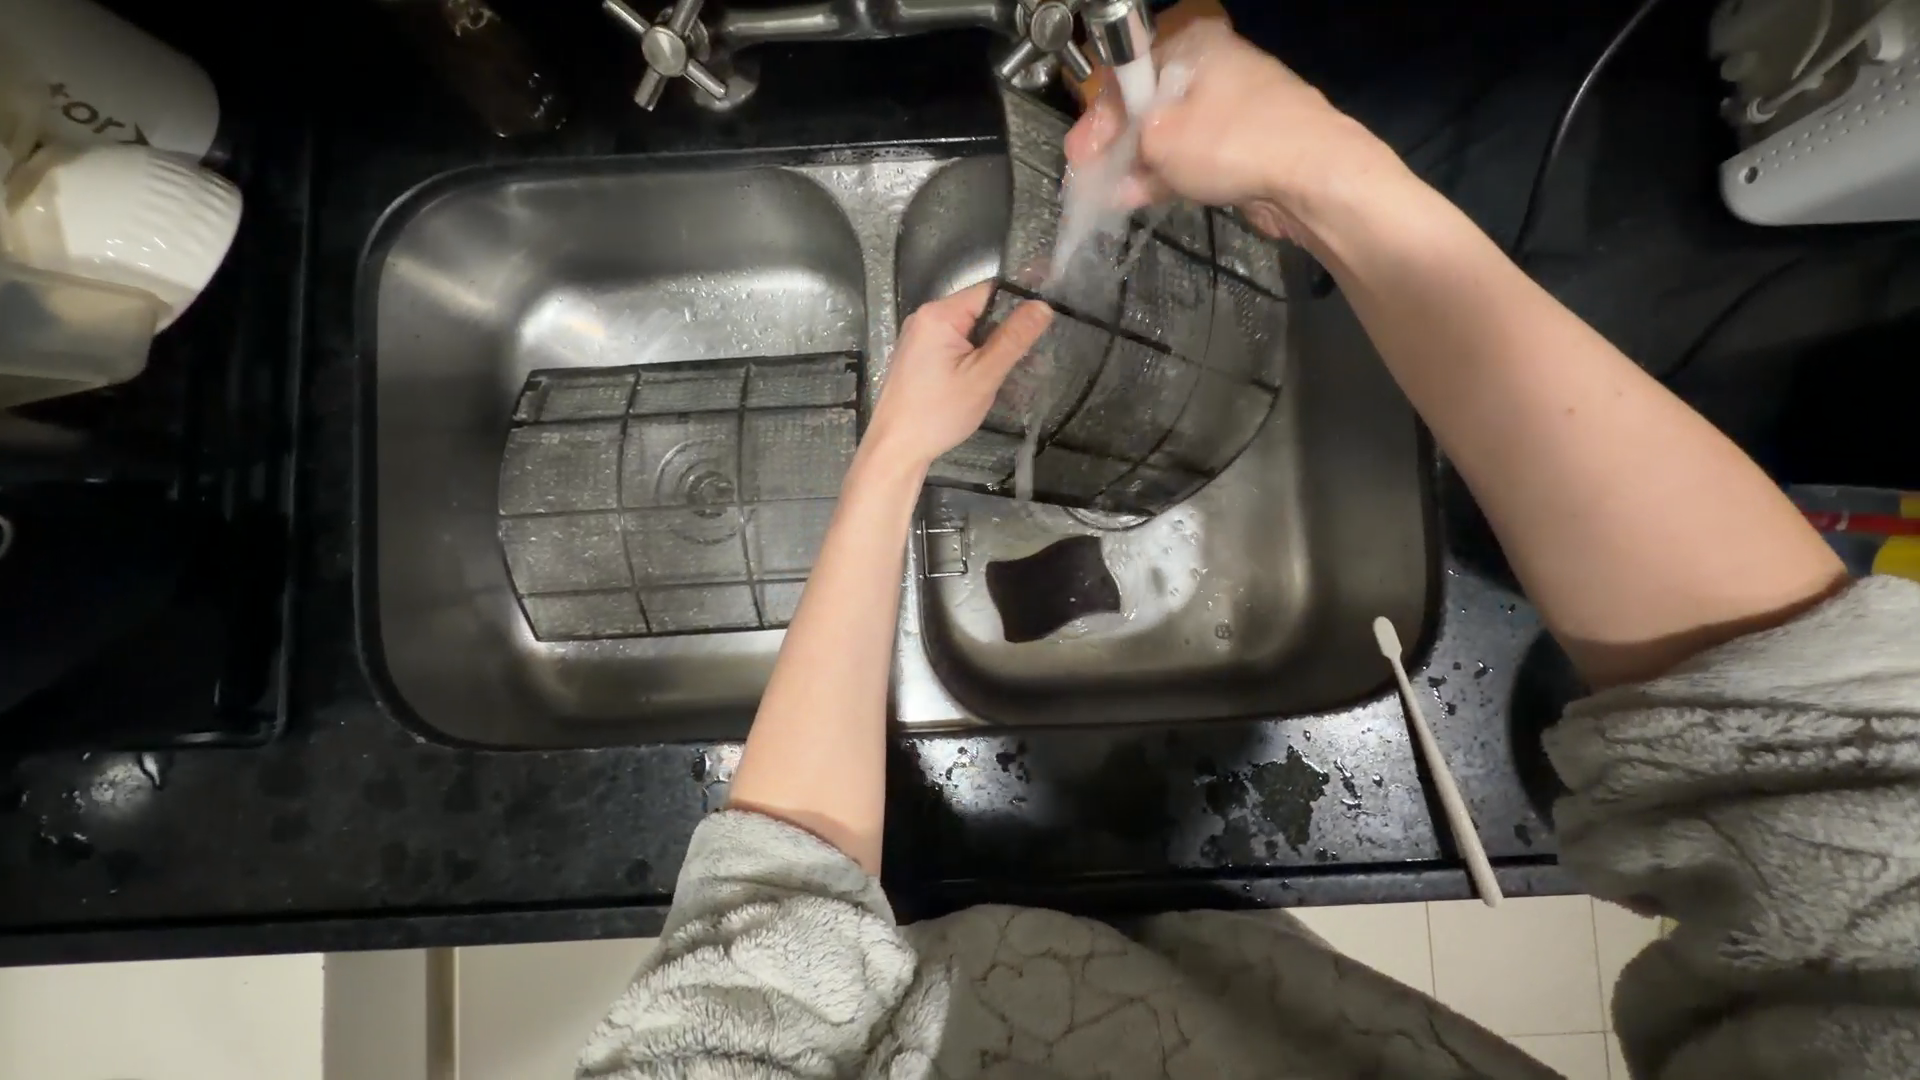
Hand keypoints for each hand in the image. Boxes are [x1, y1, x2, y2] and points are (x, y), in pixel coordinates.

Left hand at [864, 283, 1052, 468]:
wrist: (897, 447)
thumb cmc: (938, 413)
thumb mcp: (983, 376)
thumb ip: (1013, 339)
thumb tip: (1043, 306)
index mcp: (939, 314)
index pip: (989, 291)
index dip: (1019, 303)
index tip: (1043, 322)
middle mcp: (925, 317)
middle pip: (978, 310)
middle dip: (1005, 330)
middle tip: (1030, 355)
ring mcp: (919, 337)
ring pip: (968, 330)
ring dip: (990, 347)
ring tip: (1010, 370)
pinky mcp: (918, 356)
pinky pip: (954, 345)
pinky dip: (973, 357)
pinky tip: (983, 378)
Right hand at [1064, 19, 1406, 247]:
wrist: (1309, 175)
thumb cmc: (1231, 141)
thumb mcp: (1160, 138)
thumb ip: (1123, 148)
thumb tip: (1103, 166)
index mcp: (1192, 45)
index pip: (1127, 75)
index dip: (1098, 116)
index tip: (1077, 152)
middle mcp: (1209, 70)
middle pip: (1145, 107)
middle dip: (1114, 144)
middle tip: (1087, 173)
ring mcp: (1226, 110)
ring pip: (1165, 138)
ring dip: (1135, 166)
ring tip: (1107, 193)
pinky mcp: (1235, 148)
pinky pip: (1187, 160)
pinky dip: (1162, 177)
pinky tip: (1136, 197)